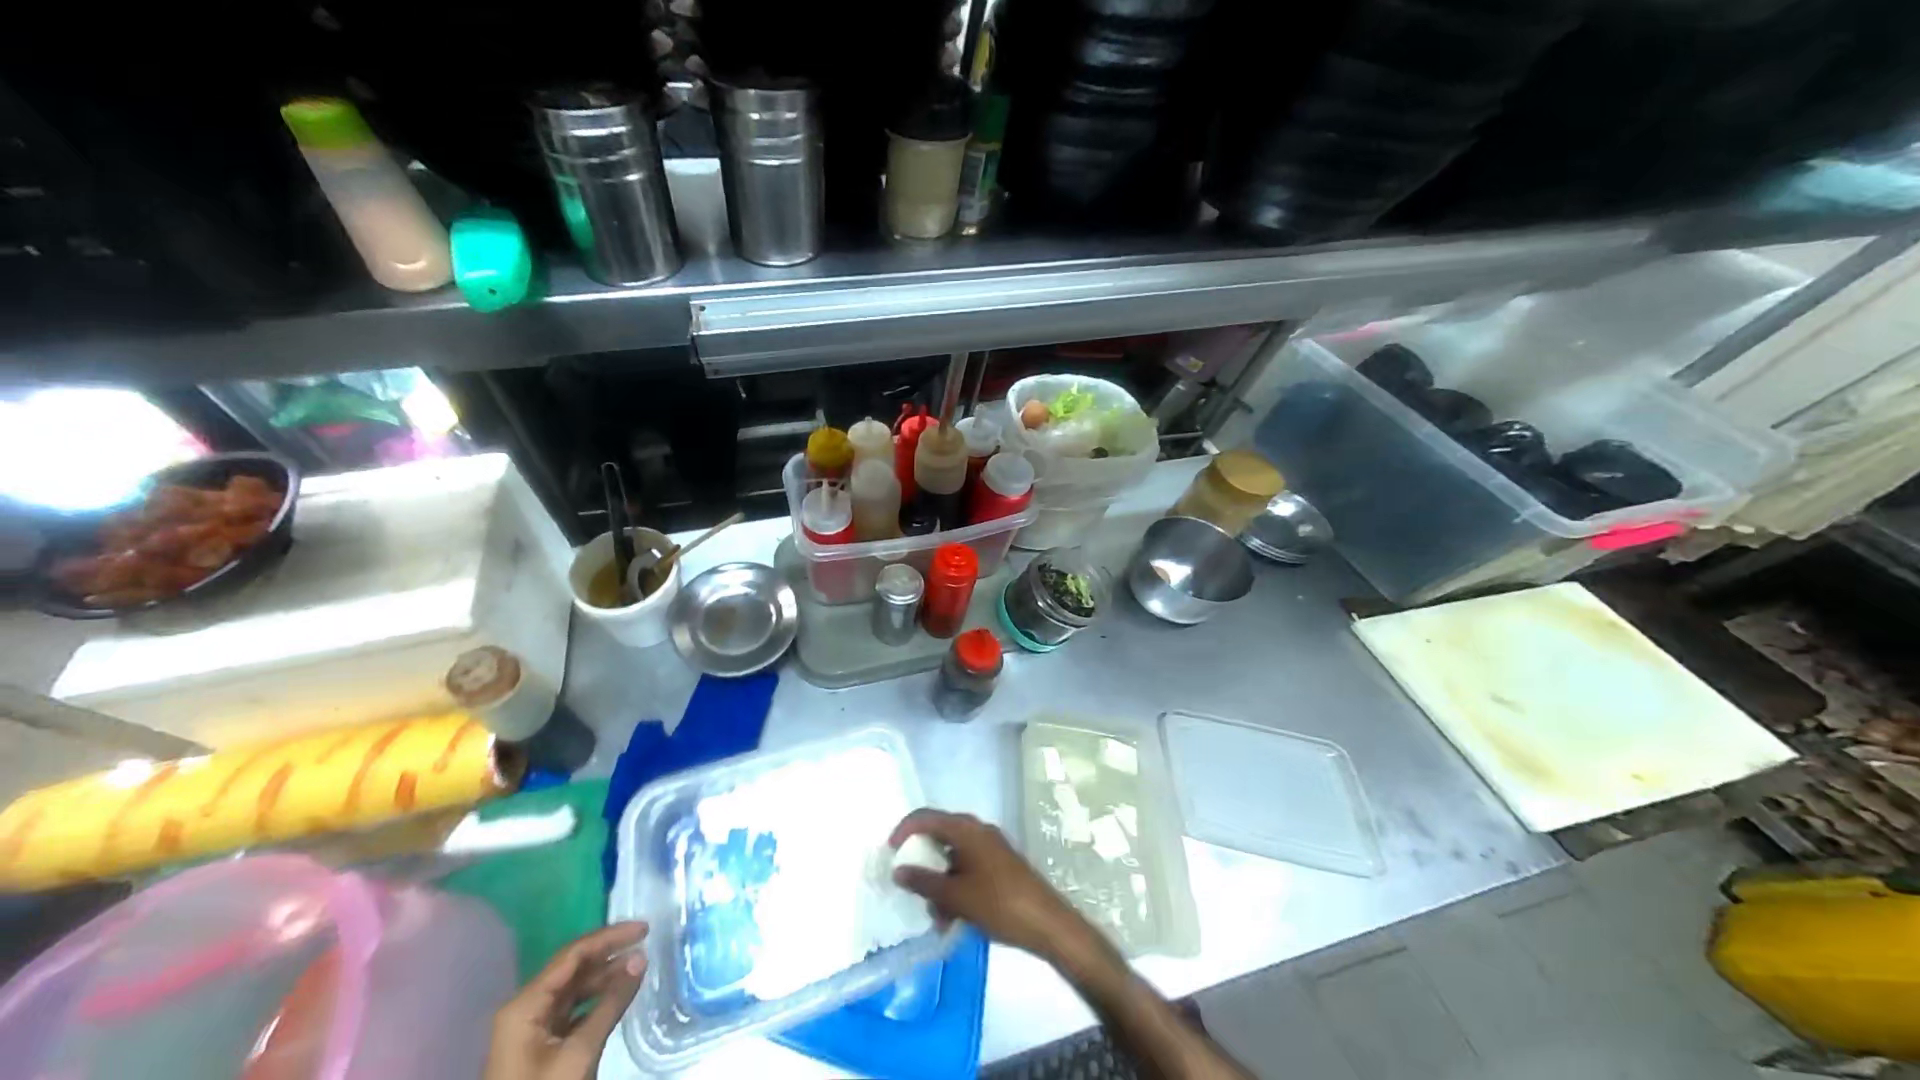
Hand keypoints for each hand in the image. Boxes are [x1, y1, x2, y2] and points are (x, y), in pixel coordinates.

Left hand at [483, 922, 648, 1079]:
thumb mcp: (580, 1052)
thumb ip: (611, 1003)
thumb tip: (640, 959)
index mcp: (525, 1004)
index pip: (572, 954)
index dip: (609, 937)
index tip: (644, 929)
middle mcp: (525, 1008)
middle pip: (572, 968)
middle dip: (609, 953)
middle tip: (645, 942)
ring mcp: (531, 1028)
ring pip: (573, 988)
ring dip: (605, 976)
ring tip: (638, 967)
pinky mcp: (540, 1046)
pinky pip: (572, 1009)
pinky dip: (596, 998)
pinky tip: (619, 995)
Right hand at [889, 808, 1087, 958]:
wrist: (1047, 923)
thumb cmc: (999, 903)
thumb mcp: (955, 896)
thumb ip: (923, 881)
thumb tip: (898, 870)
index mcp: (966, 829)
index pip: (926, 817)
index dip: (904, 830)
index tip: (890, 852)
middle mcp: (978, 831)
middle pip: (939, 837)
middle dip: (923, 864)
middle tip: (911, 888)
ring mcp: (991, 849)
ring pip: (953, 859)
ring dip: (940, 884)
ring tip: (937, 917)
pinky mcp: (1000, 866)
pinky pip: (968, 870)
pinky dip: (956, 889)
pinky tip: (954, 919)